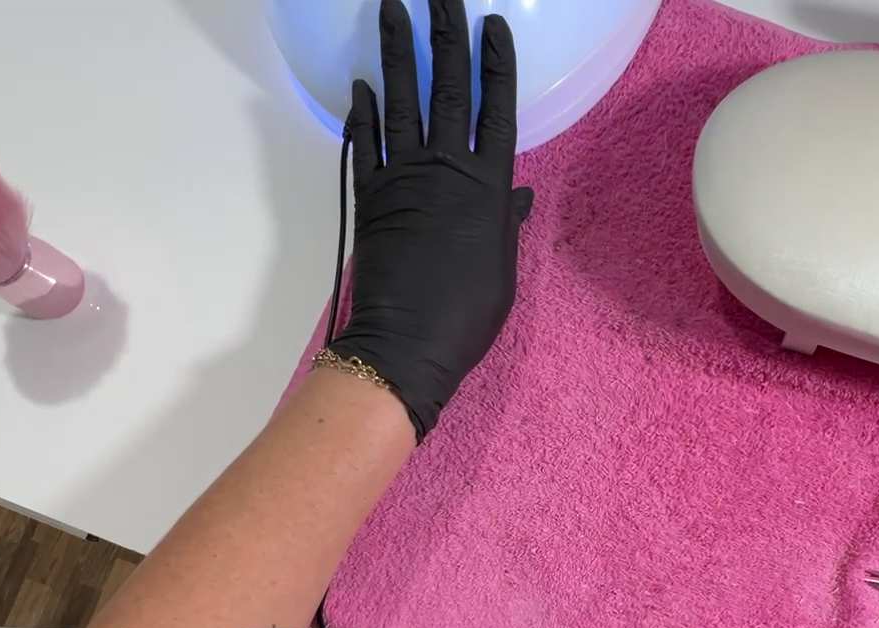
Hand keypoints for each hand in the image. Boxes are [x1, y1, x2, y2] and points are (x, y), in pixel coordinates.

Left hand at [332, 0, 534, 438]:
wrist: (409, 342)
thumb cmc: (467, 316)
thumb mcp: (502, 272)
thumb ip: (506, 226)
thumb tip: (517, 195)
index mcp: (488, 190)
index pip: (497, 113)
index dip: (495, 67)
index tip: (492, 28)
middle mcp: (448, 170)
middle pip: (448, 91)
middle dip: (446, 36)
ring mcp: (405, 178)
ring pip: (401, 101)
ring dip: (397, 52)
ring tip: (393, 8)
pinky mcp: (371, 195)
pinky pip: (366, 142)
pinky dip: (362, 111)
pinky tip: (362, 83)